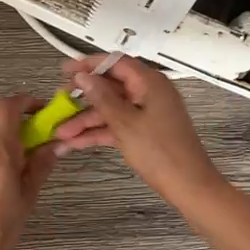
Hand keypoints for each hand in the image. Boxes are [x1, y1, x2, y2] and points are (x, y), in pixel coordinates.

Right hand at [52, 56, 226, 204]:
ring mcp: (147, 112)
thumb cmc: (160, 152)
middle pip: (110, 87)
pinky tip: (75, 143)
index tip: (65, 71)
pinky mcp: (145, 131)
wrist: (190, 187)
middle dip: (83, 98)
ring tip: (60, 132)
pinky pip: (117, 125)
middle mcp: (148, 92)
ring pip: (111, 109)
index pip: (115, 62)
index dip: (88, 65)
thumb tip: (83, 76)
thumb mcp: (125, 124)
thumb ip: (102, 97)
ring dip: (86, 120)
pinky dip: (99, 132)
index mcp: (149, 82)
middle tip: (59, 103)